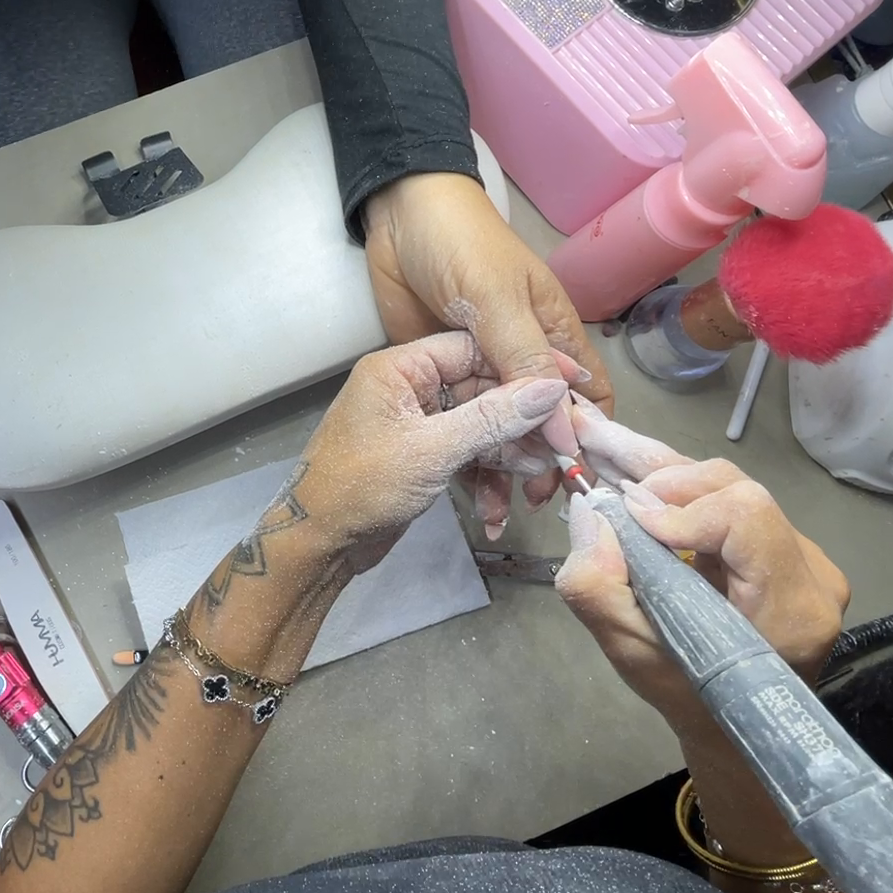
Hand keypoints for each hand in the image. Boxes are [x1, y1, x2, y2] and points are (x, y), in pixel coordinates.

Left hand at [295, 331, 567, 572]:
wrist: (319, 544)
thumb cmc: (362, 486)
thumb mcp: (432, 449)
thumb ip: (493, 417)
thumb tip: (552, 387)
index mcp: (400, 368)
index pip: (474, 348)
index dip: (524, 367)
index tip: (573, 385)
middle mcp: (408, 387)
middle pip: (482, 388)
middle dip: (523, 419)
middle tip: (565, 444)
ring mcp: (416, 423)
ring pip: (479, 424)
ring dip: (510, 451)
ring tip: (542, 477)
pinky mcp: (421, 455)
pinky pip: (465, 451)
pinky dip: (486, 472)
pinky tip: (505, 503)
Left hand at [362, 173, 612, 534]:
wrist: (391, 221)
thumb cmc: (453, 250)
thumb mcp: (493, 304)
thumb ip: (526, 362)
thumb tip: (569, 425)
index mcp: (541, 332)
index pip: (579, 391)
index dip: (584, 430)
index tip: (582, 474)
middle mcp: (512, 356)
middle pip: (536, 420)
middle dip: (541, 458)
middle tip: (540, 499)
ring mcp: (472, 374)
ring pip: (497, 432)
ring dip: (506, 469)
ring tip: (510, 510)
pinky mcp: (437, 387)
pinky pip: (460, 433)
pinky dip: (470, 464)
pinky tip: (478, 500)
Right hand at [552, 398, 848, 735]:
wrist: (735, 726)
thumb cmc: (684, 694)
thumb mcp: (627, 652)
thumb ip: (597, 587)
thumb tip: (589, 510)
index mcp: (789, 606)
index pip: (744, 515)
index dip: (680, 507)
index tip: (631, 517)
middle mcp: (813, 572)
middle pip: (736, 487)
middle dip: (663, 477)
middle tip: (602, 465)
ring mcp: (805, 556)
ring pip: (730, 484)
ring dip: (664, 475)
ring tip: (608, 455)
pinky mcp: (784, 546)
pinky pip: (729, 497)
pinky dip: (677, 486)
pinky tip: (635, 477)